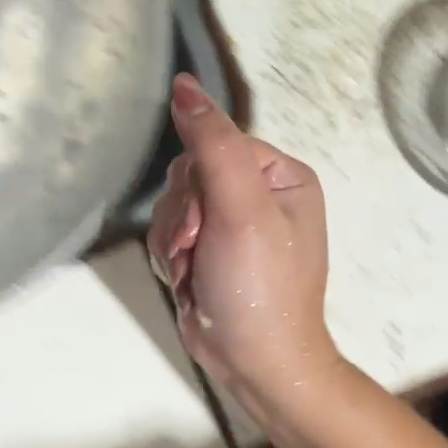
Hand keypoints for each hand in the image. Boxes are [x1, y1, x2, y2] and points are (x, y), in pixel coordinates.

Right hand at [147, 74, 338, 387]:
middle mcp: (255, 194)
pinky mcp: (206, 252)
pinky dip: (170, 259)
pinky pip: (168, 236)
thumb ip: (212, 145)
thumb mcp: (240, 209)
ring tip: (193, 272)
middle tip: (198, 251)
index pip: (213, 146)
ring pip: (170, 208)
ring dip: (172, 243)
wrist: (254, 363)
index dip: (195, 186)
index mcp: (279, 175)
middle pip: (187, 177)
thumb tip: (184, 85)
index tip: (204, 225)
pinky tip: (187, 280)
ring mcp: (229, 226)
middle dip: (181, 219)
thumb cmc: (259, 286)